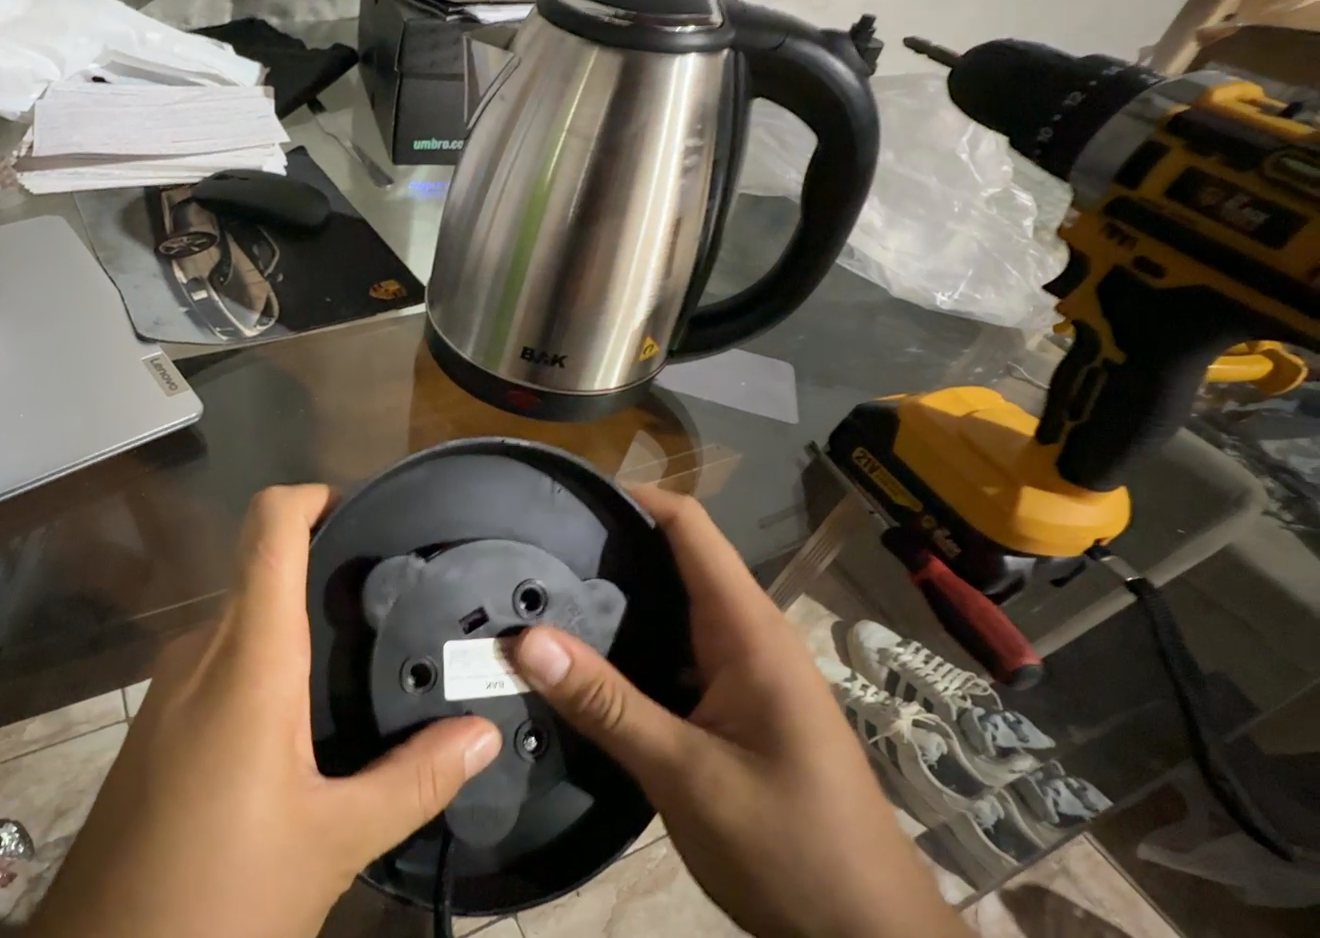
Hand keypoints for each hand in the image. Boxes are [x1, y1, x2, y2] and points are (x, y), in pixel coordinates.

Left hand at [28, 485, 502, 937]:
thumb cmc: (221, 891)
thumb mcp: (333, 840)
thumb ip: (413, 779)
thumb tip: (482, 735)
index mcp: (248, 657)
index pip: (270, 528)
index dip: (314, 496)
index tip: (363, 510)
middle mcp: (202, 651)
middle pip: (261, 568)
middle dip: (323, 570)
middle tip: (391, 605)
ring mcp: (170, 686)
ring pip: (242, 620)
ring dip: (295, 625)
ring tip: (359, 664)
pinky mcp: (157, 722)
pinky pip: (220, 663)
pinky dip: (266, 663)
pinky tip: (303, 723)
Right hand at [510, 486, 969, 937]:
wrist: (864, 937)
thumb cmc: (792, 848)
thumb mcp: (688, 776)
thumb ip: (608, 705)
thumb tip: (526, 640)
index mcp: (748, 632)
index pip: (689, 528)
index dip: (631, 497)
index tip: (562, 496)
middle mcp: (746, 638)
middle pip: (673, 562)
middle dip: (605, 549)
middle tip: (526, 553)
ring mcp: (741, 675)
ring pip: (668, 613)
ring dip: (611, 602)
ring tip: (536, 598)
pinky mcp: (732, 709)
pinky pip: (671, 657)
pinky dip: (624, 649)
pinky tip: (578, 664)